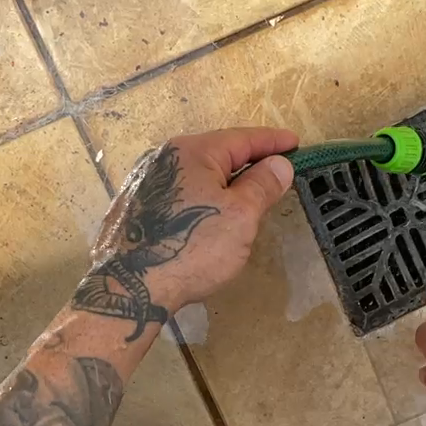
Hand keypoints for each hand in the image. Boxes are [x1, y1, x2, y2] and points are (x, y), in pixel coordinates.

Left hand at [73, 127, 296, 340]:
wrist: (131, 286)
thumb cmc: (192, 249)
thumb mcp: (240, 217)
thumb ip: (261, 186)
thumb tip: (279, 164)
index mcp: (191, 152)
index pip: (242, 138)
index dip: (272, 141)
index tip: (295, 143)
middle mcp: (163, 160)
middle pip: (215, 155)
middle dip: (246, 162)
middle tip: (273, 171)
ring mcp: (144, 186)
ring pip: (195, 178)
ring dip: (222, 184)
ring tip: (244, 196)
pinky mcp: (132, 211)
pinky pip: (177, 197)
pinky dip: (200, 201)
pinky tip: (206, 219)